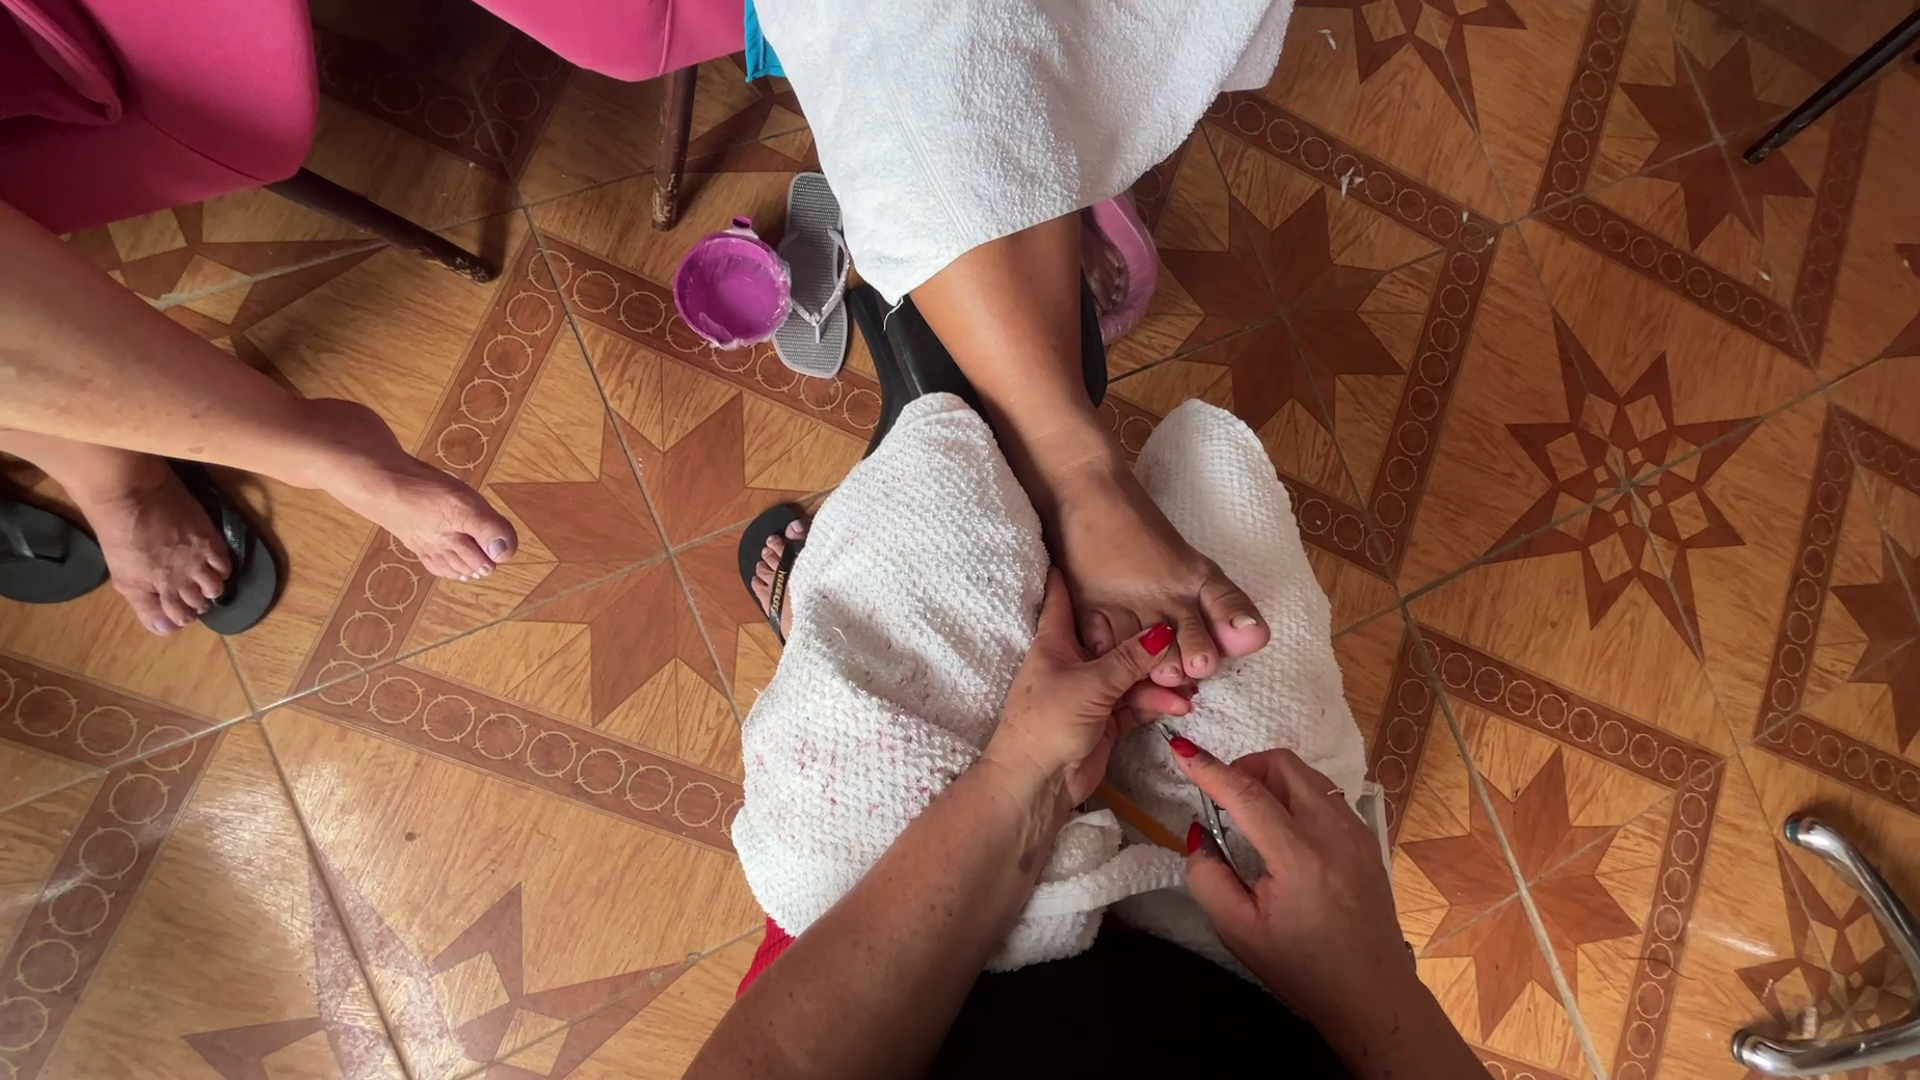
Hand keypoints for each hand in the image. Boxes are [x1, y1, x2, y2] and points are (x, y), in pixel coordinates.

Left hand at [983, 569, 1192, 804]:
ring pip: (1130, 674)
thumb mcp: (1091, 683)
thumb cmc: (1048, 721)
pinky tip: (1179, 706)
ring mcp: (1090, 692)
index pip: (1062, 599)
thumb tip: (1165, 632)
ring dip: (1158, 678)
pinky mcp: (1105, 720)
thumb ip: (1130, 658)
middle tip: (1184, 634)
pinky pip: (1135, 703)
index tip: (1083, 549)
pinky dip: (1155, 703)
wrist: (1036, 782)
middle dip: (1147, 639)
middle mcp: (1073, 662)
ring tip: (1190, 682)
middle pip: (1113, 639)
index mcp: (1055, 642)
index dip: (1070, 575)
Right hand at [1171, 742, 1416, 1028]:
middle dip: (1243, 767)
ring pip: (1304, 773)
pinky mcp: (1366, 837)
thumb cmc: (1303, 969)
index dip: (1208, 768)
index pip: (1246, 794)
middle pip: (1281, 765)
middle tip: (1223, 798)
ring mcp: (1356, 832)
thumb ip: (1206, 876)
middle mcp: (1333, 834)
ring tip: (1252, 813)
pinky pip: (1322, 792)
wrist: (1375, 999)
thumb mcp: (1238, 932)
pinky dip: (1293, 793)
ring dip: (1269, 778)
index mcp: (1299, 859)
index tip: (1180, 748)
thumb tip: (1199, 832)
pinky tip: (1283, 827)